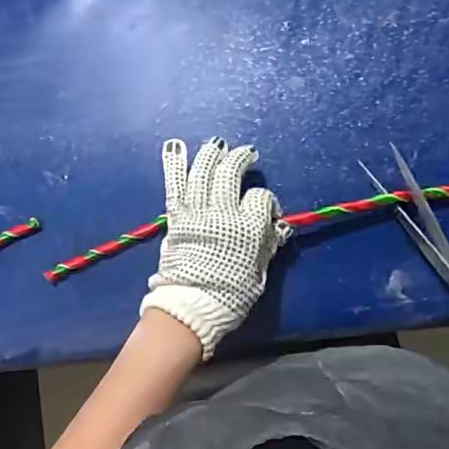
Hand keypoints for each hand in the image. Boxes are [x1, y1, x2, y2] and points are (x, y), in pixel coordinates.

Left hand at [140, 138, 289, 358]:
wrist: (192, 304)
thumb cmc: (230, 294)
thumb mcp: (259, 272)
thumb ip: (266, 245)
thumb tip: (274, 227)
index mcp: (248, 227)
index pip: (260, 198)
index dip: (265, 200)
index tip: (265, 209)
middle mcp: (223, 212)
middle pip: (230, 174)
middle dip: (240, 159)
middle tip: (246, 153)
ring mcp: (197, 212)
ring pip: (203, 173)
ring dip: (211, 155)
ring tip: (218, 145)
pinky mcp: (177, 216)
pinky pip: (175, 184)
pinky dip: (174, 163)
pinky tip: (175, 145)